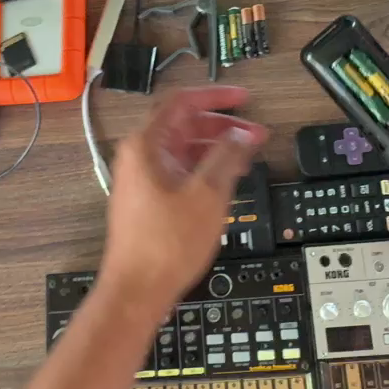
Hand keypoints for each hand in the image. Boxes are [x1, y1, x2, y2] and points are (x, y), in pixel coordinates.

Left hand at [97, 86, 268, 321]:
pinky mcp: (148, 199)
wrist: (136, 292)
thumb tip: (241, 133)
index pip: (182, 102)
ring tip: (246, 155)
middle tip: (253, 132)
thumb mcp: (207, 194)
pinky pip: (179, 169)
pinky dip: (204, 168)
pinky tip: (226, 178)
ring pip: (183, 148)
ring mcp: (142, 178)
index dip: (215, 96)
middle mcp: (139, 156)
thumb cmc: (164, 245)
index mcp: (146, 145)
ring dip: (214, 147)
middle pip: (183, 124)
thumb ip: (226, 156)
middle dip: (221, 125)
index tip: (242, 99)